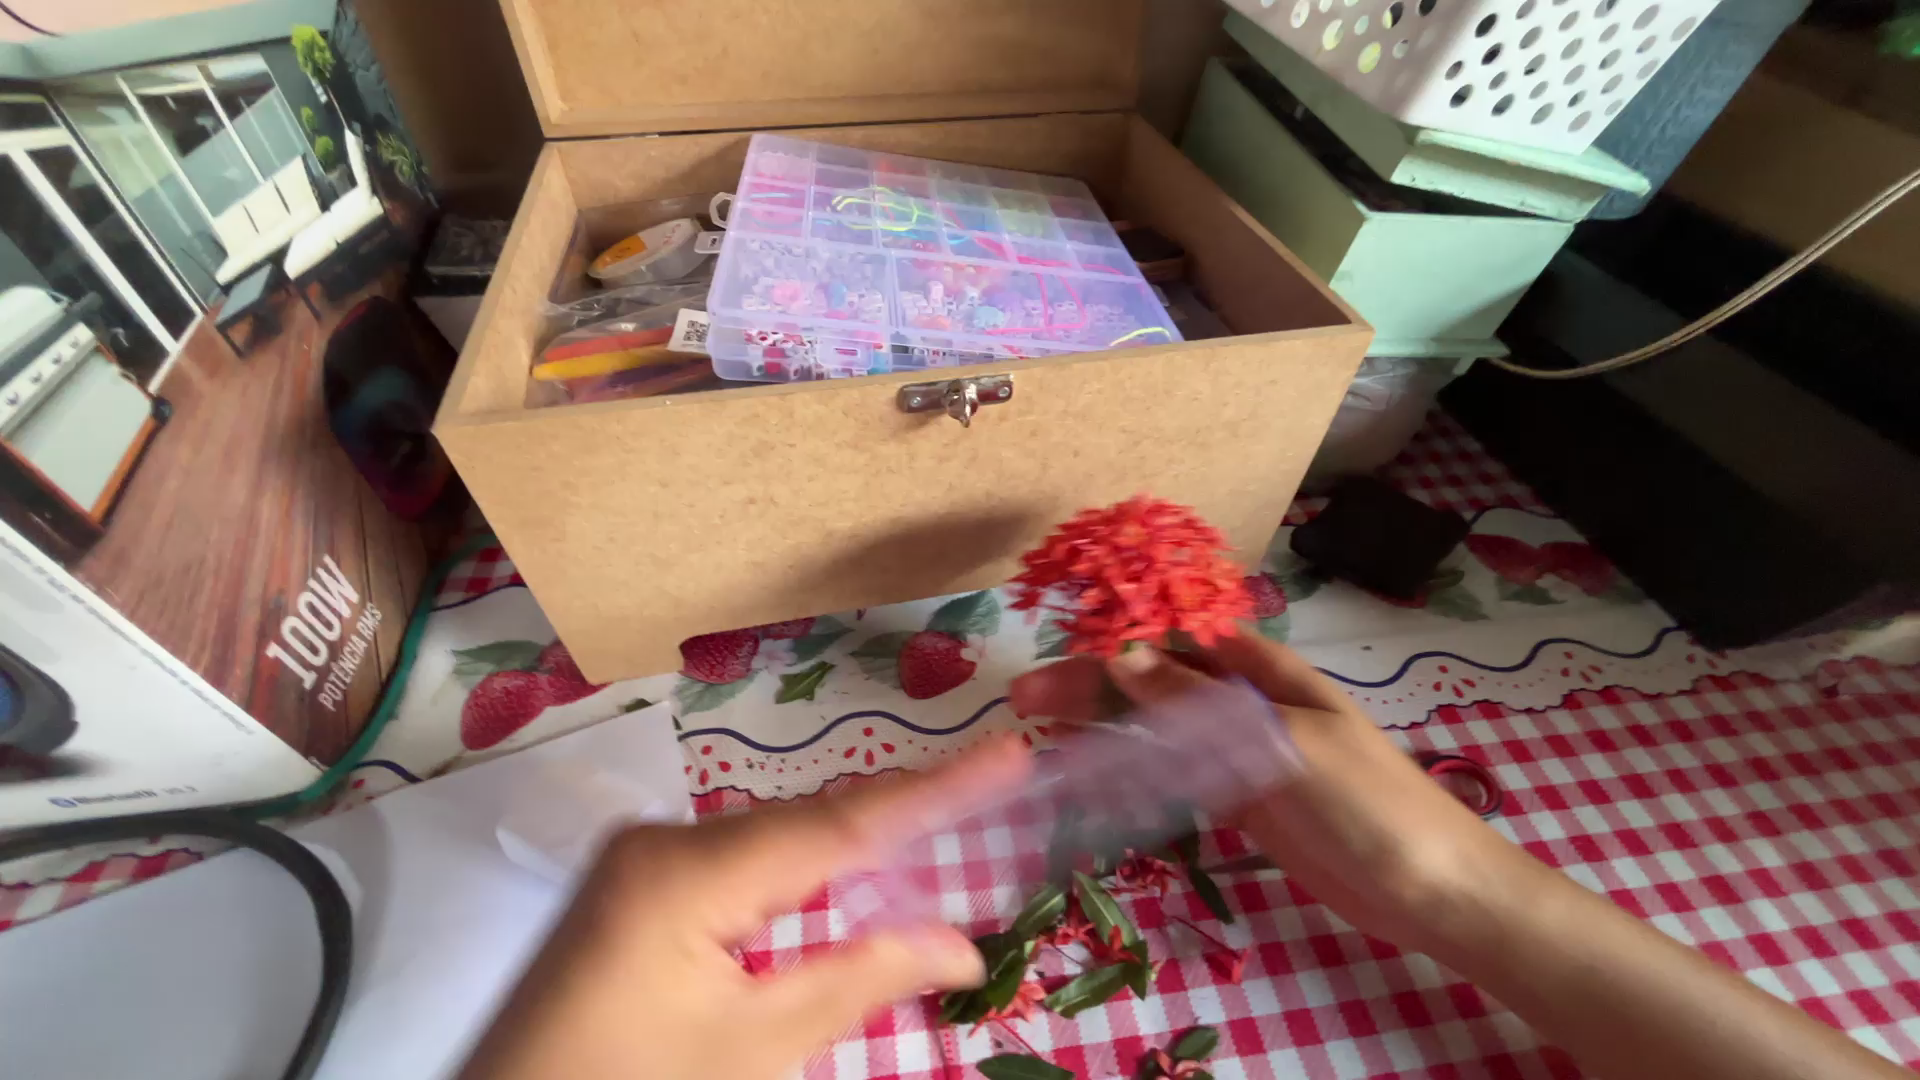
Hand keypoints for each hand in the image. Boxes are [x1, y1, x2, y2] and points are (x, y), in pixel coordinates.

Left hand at [458, 738, 1030, 1079]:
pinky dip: (803, 860)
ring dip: (854, 837)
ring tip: (938, 814)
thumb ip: (861, 978)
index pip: (841, 823)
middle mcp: (665, 837)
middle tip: (987, 779)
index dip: (933, 789)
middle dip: (899, 811)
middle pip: (809, 820)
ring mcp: (645, 851)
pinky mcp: (639, 874)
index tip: (1005, 753)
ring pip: (778, 833)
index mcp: (688, 874)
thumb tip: (963, 942)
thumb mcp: (751, 1053)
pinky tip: (849, 862)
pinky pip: (744, 853)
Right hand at [1014, 637, 1914, 1079]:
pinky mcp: (1229, 796)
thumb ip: (1198, 701)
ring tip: (1037, 734)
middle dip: (1087, 686)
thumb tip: (1123, 654)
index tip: (1054, 648)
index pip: (1168, 638)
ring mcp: (1229, 750)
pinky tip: (1085, 772)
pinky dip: (1125, 769)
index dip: (1109, 638)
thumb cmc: (1367, 800)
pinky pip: (1166, 773)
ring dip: (1097, 726)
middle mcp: (1235, 700)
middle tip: (1023, 700)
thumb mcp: (1282, 741)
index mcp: (1254, 669)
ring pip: (1149, 727)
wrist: (1433, 891)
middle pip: (1147, 682)